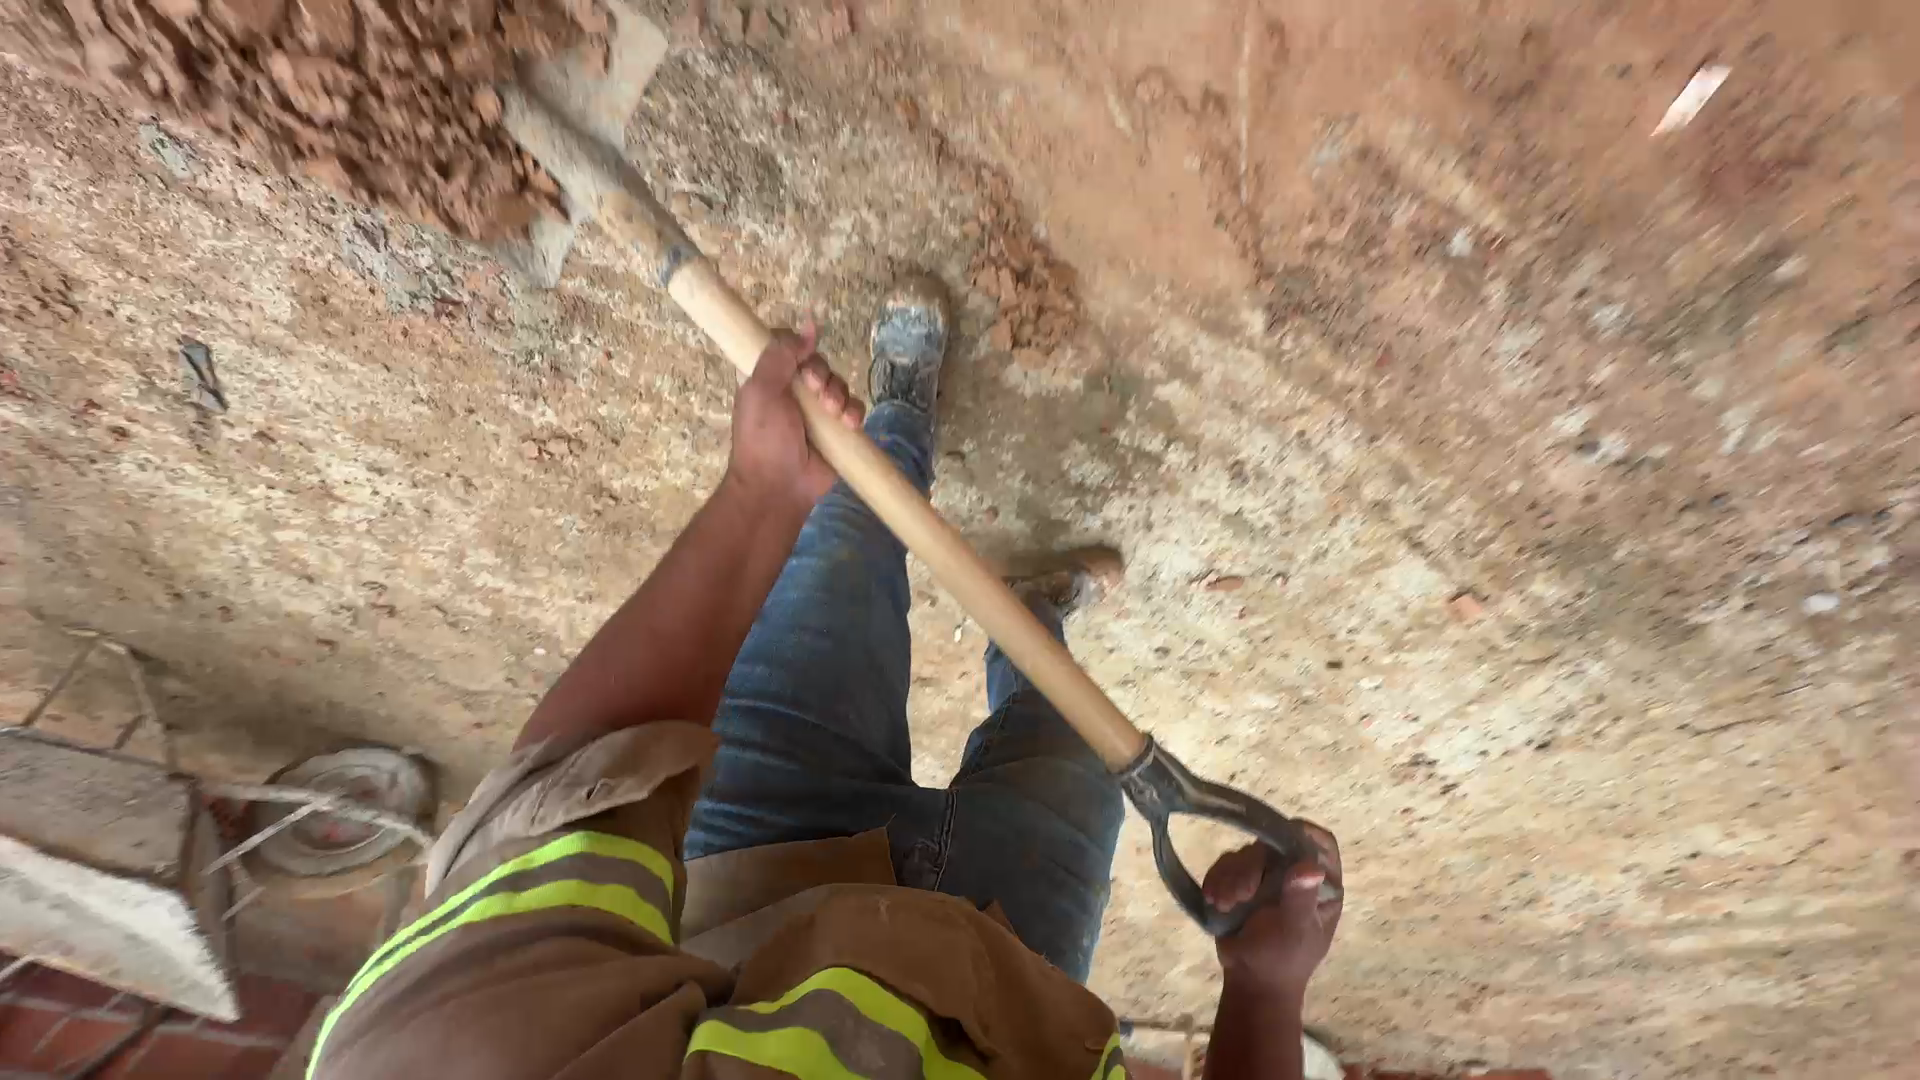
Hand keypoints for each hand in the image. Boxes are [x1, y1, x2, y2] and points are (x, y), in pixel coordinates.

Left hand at [726, 324, 864, 507]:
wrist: (779, 485)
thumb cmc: (764, 438)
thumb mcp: (761, 390)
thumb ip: (780, 355)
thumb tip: (809, 324)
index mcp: (771, 379)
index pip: (792, 348)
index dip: (802, 349)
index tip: (805, 359)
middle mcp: (795, 392)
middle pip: (820, 365)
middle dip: (824, 377)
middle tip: (818, 395)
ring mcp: (817, 413)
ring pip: (839, 385)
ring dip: (840, 395)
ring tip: (834, 414)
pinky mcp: (837, 431)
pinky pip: (854, 409)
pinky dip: (855, 412)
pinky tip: (848, 424)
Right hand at [1203, 821, 1341, 1001]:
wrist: (1250, 980)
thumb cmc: (1281, 960)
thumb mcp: (1294, 930)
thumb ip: (1300, 898)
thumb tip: (1310, 868)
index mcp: (1321, 885)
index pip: (1321, 844)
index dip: (1303, 834)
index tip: (1276, 842)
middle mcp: (1296, 873)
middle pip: (1272, 845)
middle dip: (1249, 868)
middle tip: (1239, 896)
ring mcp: (1267, 874)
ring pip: (1244, 853)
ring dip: (1229, 878)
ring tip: (1224, 906)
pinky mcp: (1241, 878)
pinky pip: (1225, 863)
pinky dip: (1217, 880)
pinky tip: (1214, 900)